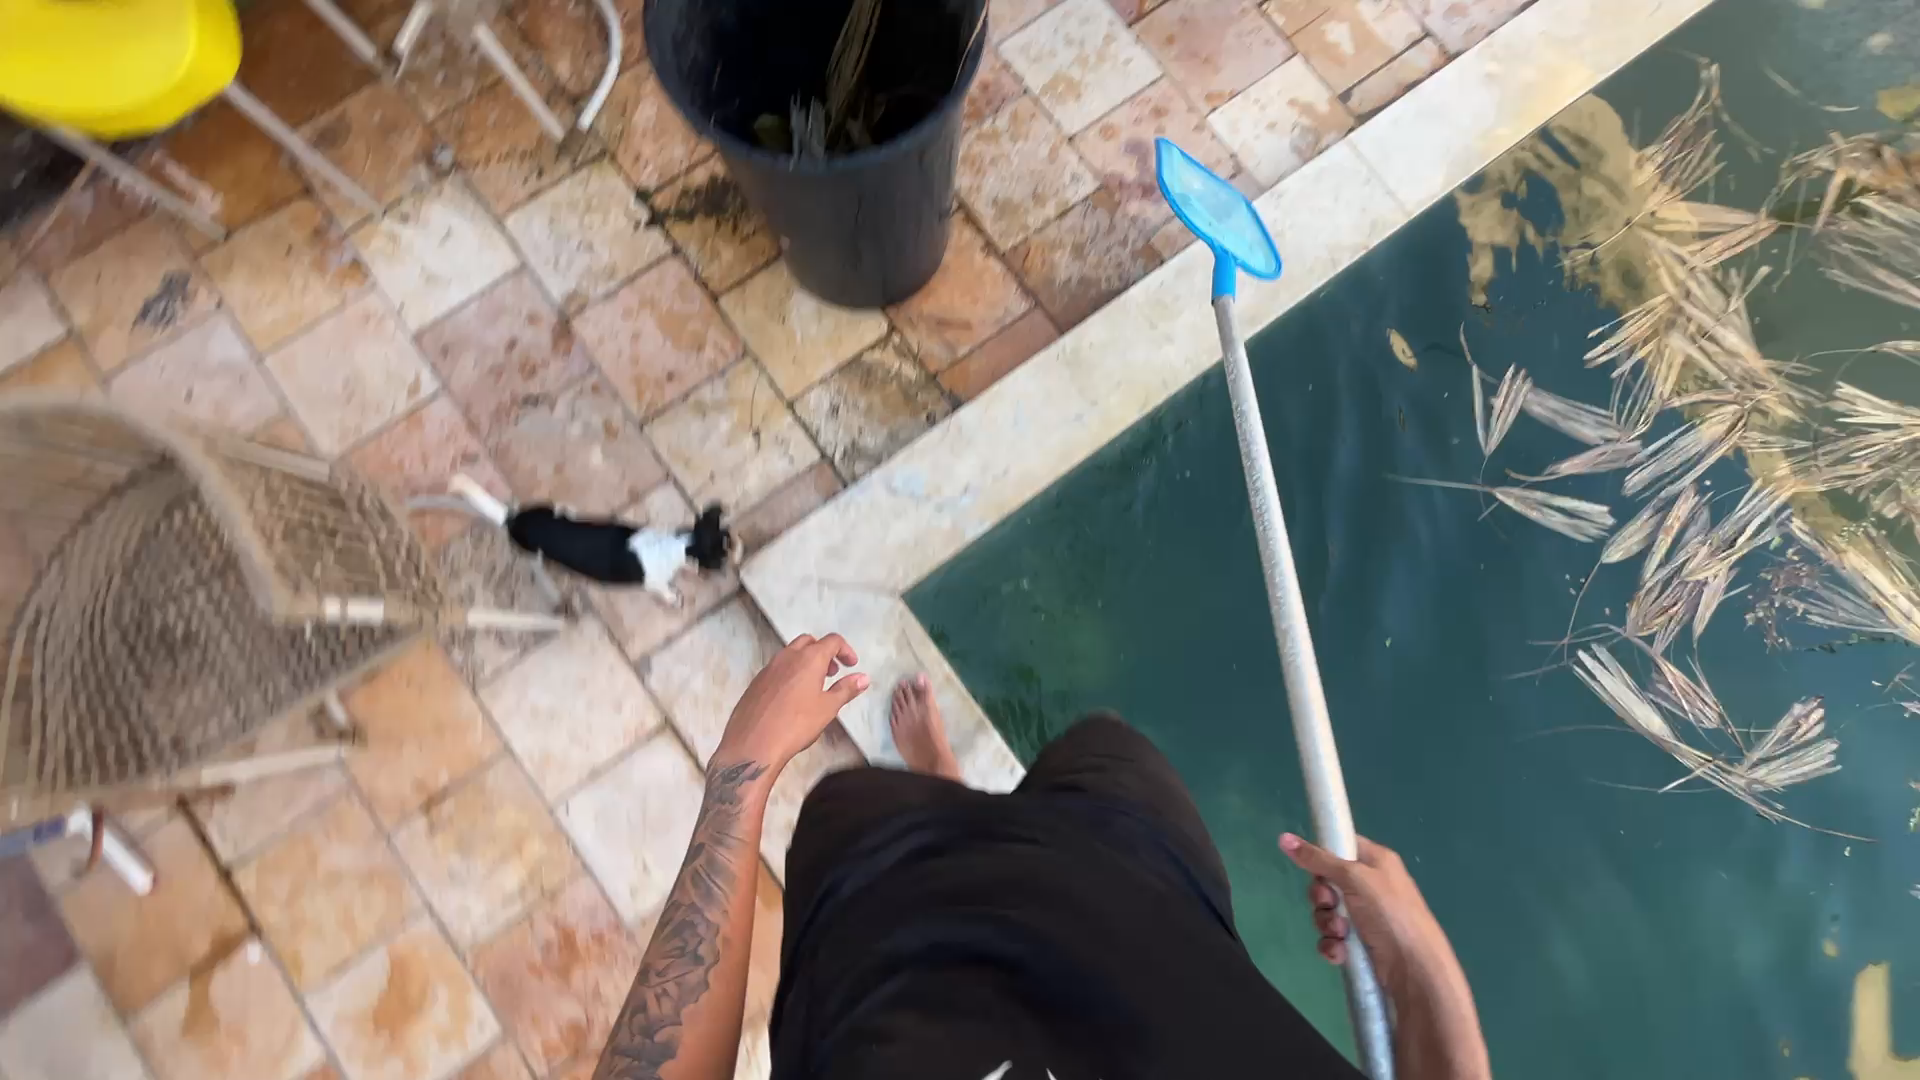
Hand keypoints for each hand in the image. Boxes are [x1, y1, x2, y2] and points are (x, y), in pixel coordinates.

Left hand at [714, 633, 869, 773]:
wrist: (753, 744)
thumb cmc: (796, 724)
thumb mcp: (828, 708)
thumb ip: (846, 689)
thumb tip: (863, 678)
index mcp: (809, 658)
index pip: (832, 641)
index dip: (846, 650)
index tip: (851, 665)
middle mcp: (787, 656)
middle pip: (809, 642)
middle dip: (824, 652)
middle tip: (832, 672)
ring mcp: (768, 668)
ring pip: (791, 653)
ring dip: (806, 661)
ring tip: (813, 686)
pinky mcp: (756, 682)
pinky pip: (777, 668)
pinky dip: (790, 672)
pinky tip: (791, 697)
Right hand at [1279, 833, 1458, 996]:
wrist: (1417, 973)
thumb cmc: (1391, 914)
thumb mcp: (1354, 878)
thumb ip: (1318, 859)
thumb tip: (1283, 837)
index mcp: (1376, 862)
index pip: (1341, 844)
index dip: (1323, 853)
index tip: (1312, 865)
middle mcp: (1371, 885)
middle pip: (1327, 879)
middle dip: (1322, 895)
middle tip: (1329, 903)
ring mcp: (1366, 915)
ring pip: (1327, 909)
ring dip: (1326, 921)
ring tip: (1340, 934)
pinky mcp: (1361, 942)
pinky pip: (1332, 935)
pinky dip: (1332, 943)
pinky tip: (1339, 952)